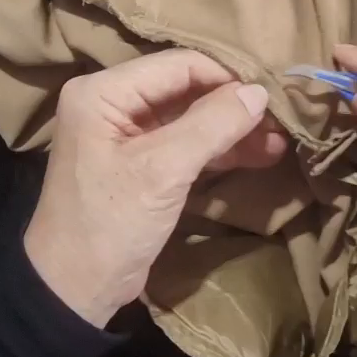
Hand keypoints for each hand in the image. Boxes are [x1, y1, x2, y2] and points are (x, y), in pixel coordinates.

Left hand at [26, 50, 286, 326]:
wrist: (74, 290)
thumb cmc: (111, 223)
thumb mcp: (163, 171)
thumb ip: (212, 125)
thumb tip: (259, 92)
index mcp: (103, 92)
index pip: (177, 65)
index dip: (227, 76)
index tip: (273, 92)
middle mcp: (111, 102)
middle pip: (185, 88)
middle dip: (234, 104)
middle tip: (282, 118)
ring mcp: (126, 133)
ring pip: (190, 116)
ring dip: (233, 128)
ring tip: (280, 140)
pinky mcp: (141, 162)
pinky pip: (185, 142)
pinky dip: (219, 148)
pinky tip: (259, 153)